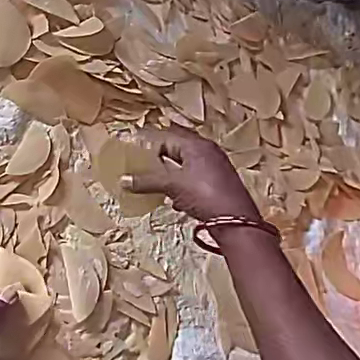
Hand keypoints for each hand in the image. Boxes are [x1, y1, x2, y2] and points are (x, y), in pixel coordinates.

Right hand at [121, 128, 263, 222]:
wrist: (236, 222)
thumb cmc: (205, 195)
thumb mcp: (172, 186)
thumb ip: (147, 181)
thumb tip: (123, 180)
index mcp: (197, 145)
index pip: (167, 137)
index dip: (149, 143)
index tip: (133, 151)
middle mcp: (208, 152)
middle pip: (177, 149)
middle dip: (159, 157)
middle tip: (141, 164)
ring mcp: (215, 168)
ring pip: (186, 164)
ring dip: (170, 172)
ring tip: (154, 181)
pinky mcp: (218, 184)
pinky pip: (194, 179)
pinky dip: (181, 185)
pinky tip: (175, 199)